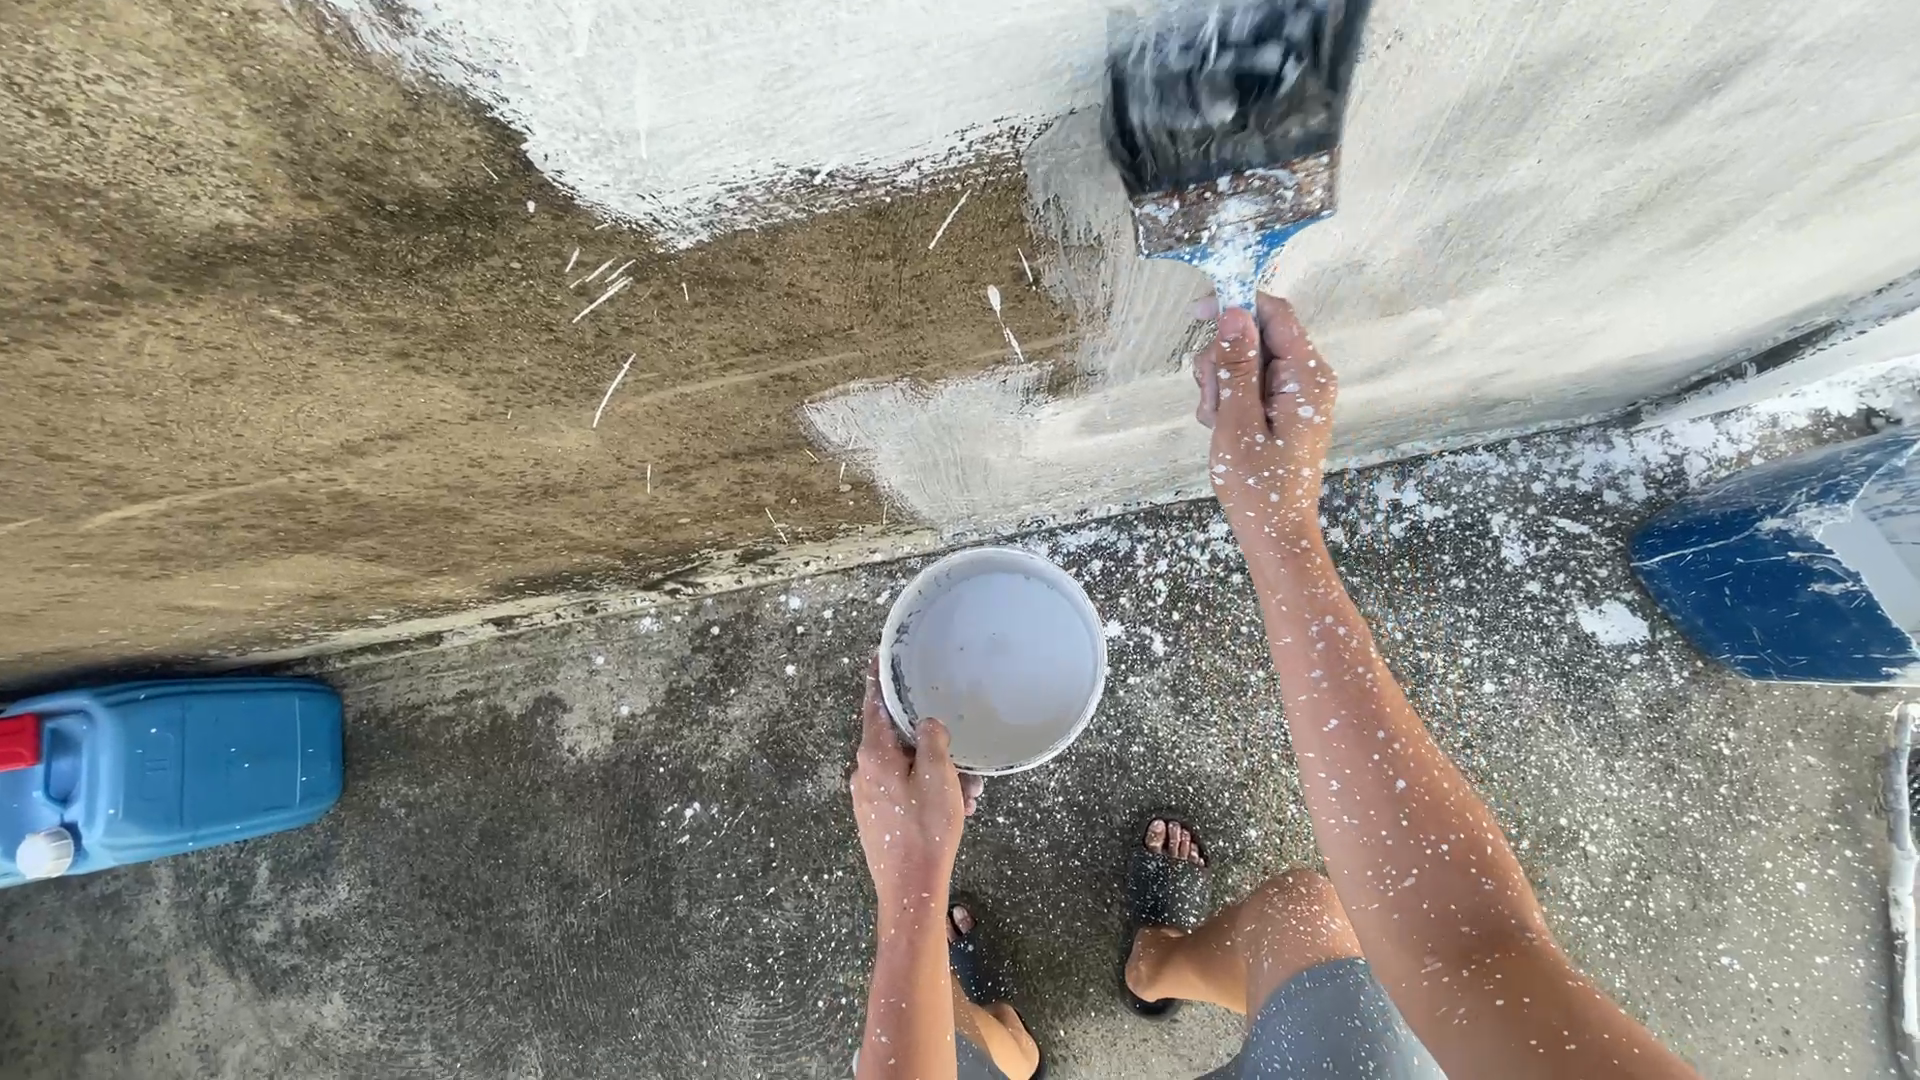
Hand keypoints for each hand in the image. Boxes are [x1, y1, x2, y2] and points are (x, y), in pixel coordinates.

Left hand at [850, 658, 977, 912]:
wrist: (910, 889)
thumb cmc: (925, 828)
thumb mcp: (938, 775)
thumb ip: (931, 739)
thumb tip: (926, 724)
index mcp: (873, 755)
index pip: (874, 705)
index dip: (878, 679)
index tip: (878, 655)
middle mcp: (864, 772)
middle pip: (898, 740)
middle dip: (932, 743)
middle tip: (961, 752)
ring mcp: (869, 797)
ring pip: (908, 769)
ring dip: (939, 774)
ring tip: (970, 791)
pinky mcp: (878, 818)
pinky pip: (906, 791)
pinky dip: (930, 792)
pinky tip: (958, 808)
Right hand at [1193, 296, 1337, 548]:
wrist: (1274, 532)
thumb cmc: (1258, 487)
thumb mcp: (1237, 424)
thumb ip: (1236, 367)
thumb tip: (1233, 314)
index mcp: (1306, 377)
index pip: (1275, 314)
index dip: (1236, 305)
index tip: (1197, 311)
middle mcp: (1306, 378)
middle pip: (1254, 337)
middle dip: (1220, 360)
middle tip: (1210, 400)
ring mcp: (1293, 394)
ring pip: (1244, 362)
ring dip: (1219, 385)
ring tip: (1217, 424)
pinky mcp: (1280, 410)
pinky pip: (1247, 386)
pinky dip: (1226, 401)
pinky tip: (1222, 430)